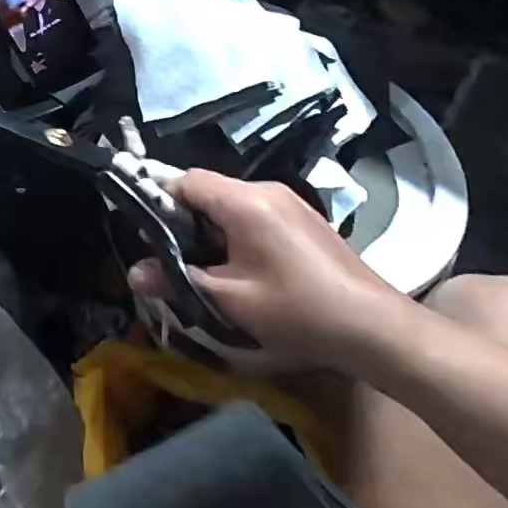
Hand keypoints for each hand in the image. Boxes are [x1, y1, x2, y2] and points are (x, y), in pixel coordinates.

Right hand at [129, 170, 416, 372]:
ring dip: (211, 228)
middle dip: (185, 219)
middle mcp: (267, 190)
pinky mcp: (303, 218)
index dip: (161, 200)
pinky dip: (236, 231)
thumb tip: (133, 274)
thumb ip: (177, 280)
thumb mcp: (229, 299)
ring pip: (231, 202)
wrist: (374, 327)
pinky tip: (241, 266)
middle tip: (174, 256)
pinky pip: (254, 212)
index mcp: (246, 201)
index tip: (148, 232)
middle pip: (209, 190)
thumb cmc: (297, 309)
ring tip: (206, 266)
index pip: (187, 180)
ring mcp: (290, 202)